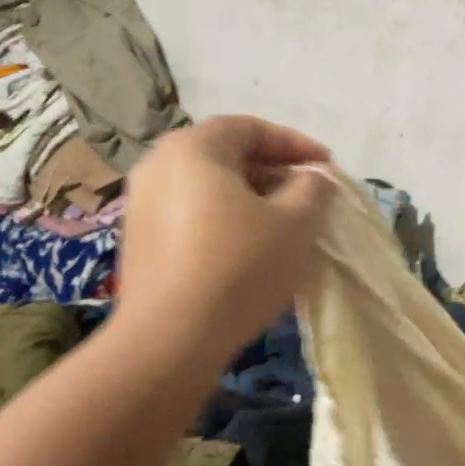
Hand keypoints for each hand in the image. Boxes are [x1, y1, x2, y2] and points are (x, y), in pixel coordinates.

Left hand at [118, 115, 334, 357]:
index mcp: (193, 147)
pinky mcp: (138, 243)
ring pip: (206, 191)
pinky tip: (245, 255)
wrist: (171, 338)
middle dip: (271, 174)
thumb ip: (313, 190)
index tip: (326, 168)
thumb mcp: (295, 225)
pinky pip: (189, 218)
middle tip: (305, 198)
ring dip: (247, 202)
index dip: (295, 144)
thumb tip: (312, 179)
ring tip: (279, 229)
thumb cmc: (239, 269)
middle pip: (224, 157)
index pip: (250, 127)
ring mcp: (141, 205)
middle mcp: (157, 165)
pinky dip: (221, 225)